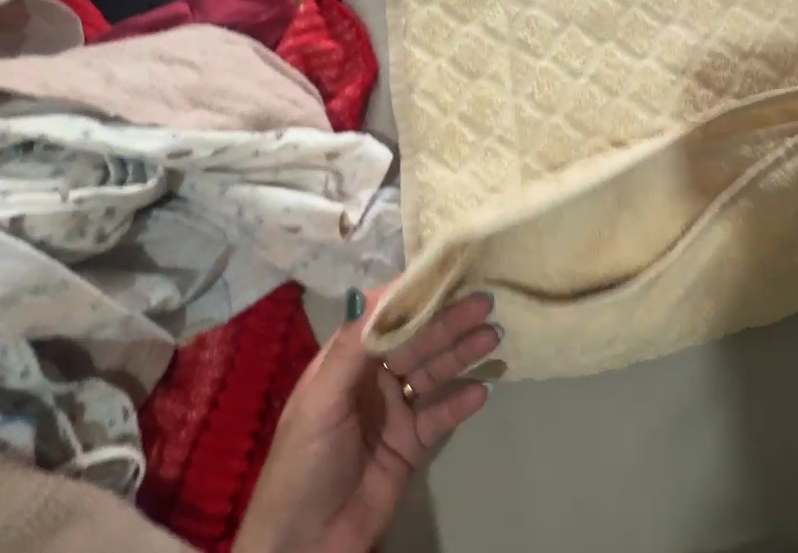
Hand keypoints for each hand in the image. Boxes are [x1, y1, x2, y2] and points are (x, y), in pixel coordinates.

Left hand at [235, 290, 500, 552]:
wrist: (305, 545)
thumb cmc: (303, 465)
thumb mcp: (321, 402)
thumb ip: (351, 348)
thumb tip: (378, 291)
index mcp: (343, 365)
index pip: (383, 319)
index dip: (413, 295)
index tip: (446, 271)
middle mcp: (370, 381)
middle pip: (416, 341)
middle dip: (449, 321)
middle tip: (486, 301)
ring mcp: (393, 413)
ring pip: (433, 372)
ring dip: (462, 352)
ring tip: (494, 336)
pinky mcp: (410, 445)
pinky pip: (441, 414)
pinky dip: (462, 400)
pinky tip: (483, 389)